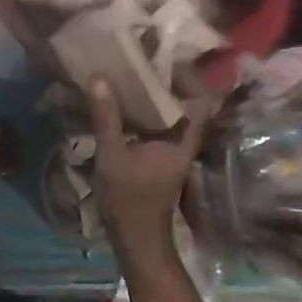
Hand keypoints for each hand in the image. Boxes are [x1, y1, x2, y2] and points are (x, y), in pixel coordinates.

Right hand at [88, 79, 210, 261]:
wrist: (138, 241)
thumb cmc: (129, 199)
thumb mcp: (112, 156)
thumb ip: (107, 118)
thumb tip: (99, 79)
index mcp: (182, 138)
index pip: (202, 100)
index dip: (191, 79)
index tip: (168, 60)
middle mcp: (184, 142)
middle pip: (187, 103)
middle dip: (170, 83)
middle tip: (146, 62)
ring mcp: (175, 151)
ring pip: (173, 116)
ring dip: (158, 98)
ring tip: (134, 77)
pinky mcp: (163, 158)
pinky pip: (161, 127)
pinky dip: (149, 115)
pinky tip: (127, 107)